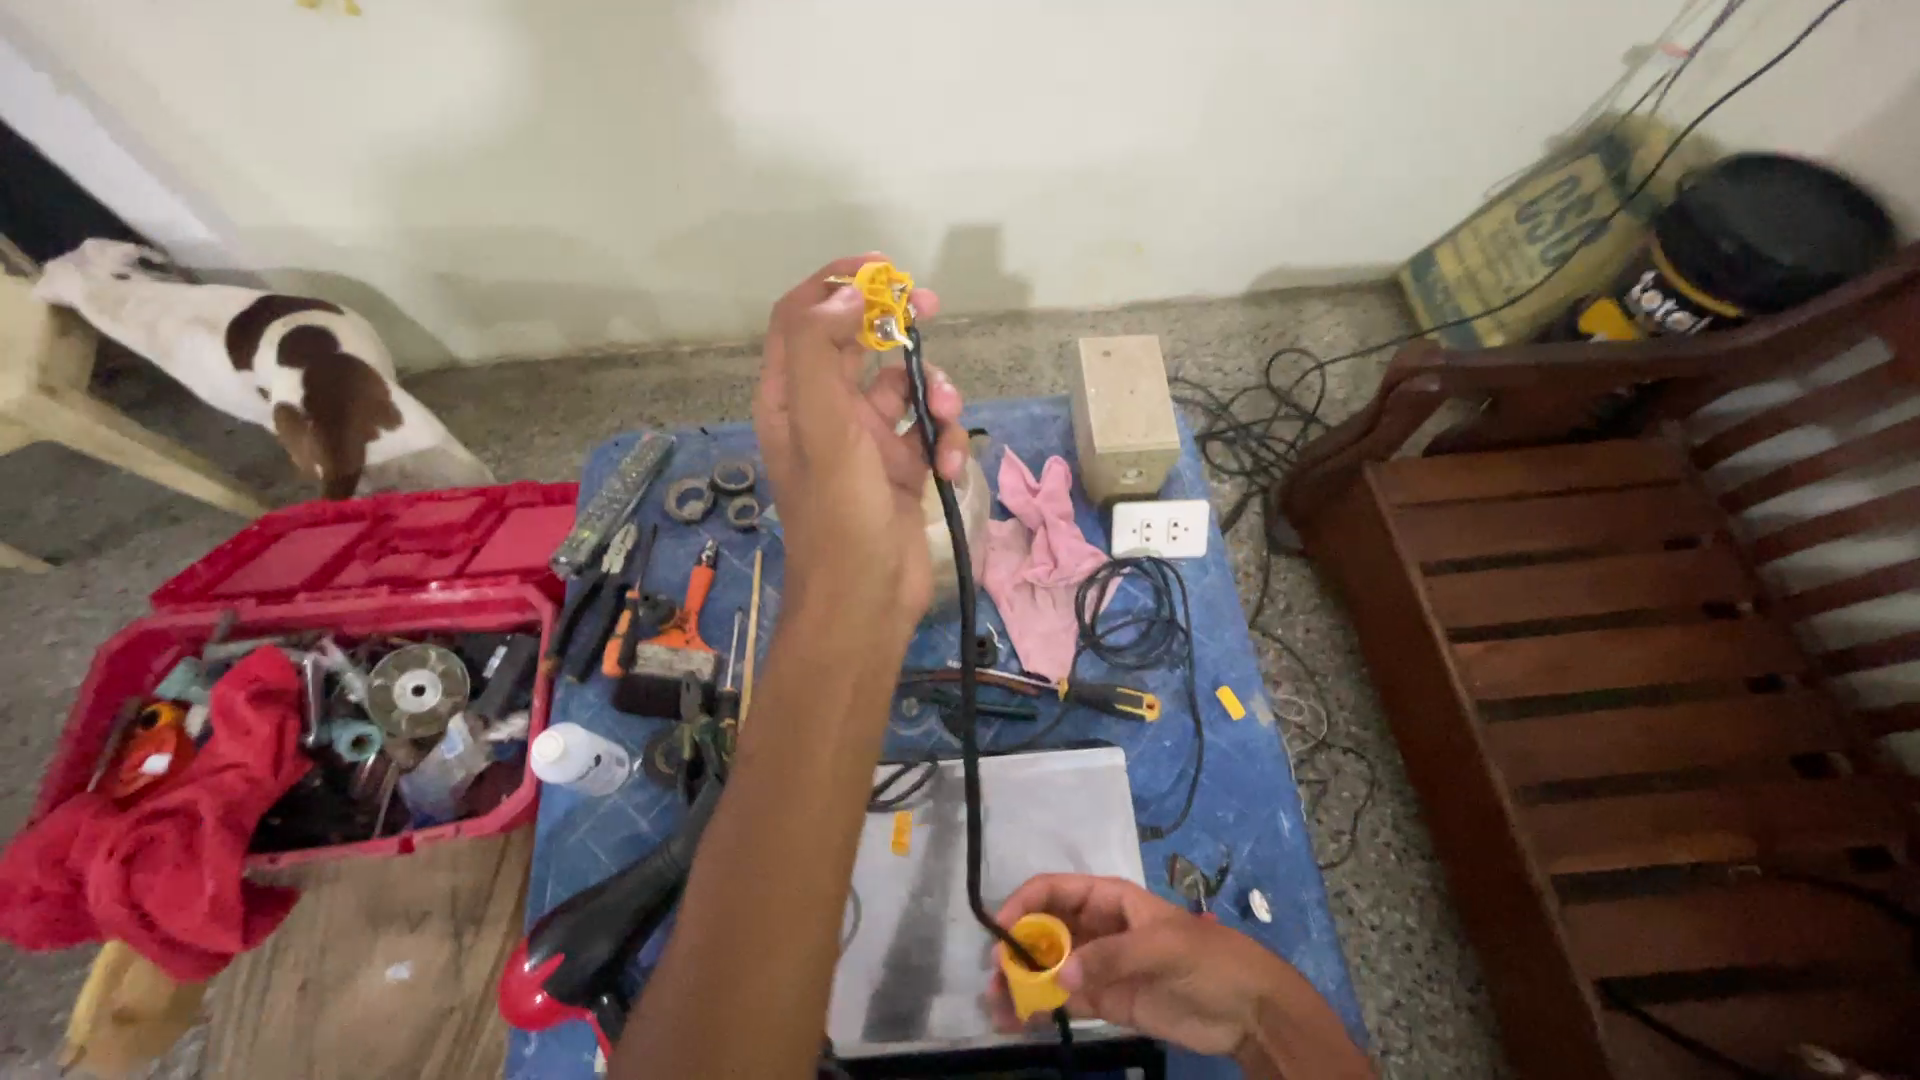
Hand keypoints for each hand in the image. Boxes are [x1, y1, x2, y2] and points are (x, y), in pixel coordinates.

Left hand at [753, 254, 967, 631]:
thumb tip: (844, 294)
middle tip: (930, 307)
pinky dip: (945, 442)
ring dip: (934, 394)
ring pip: (905, 389)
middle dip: (895, 326)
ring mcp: (866, 443)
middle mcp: (825, 414)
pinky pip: (929, 434)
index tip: (882, 270)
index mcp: (791, 399)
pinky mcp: (901, 469)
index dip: (835, 285)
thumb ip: (824, 356)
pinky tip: (949, 468)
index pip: (802, 319)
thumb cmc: (840, 517)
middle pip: (857, 344)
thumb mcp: (824, 431)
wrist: (868, 600)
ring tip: (945, 417)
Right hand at [987, 875, 1291, 1056]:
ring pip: (1049, 968)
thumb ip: (1111, 957)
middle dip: (1017, 948)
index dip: (1024, 904)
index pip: (1054, 891)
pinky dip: (1040, 1009)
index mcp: (1108, 899)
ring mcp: (1100, 965)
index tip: (1000, 929)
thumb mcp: (1161, 946)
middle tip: (996, 975)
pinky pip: (1065, 1001)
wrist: (1247, 1008)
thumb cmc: (1206, 957)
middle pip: (1045, 930)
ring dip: (1023, 982)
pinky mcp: (1107, 1002)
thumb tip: (1059, 975)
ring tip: (997, 1005)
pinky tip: (1017, 1021)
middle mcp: (1096, 928)